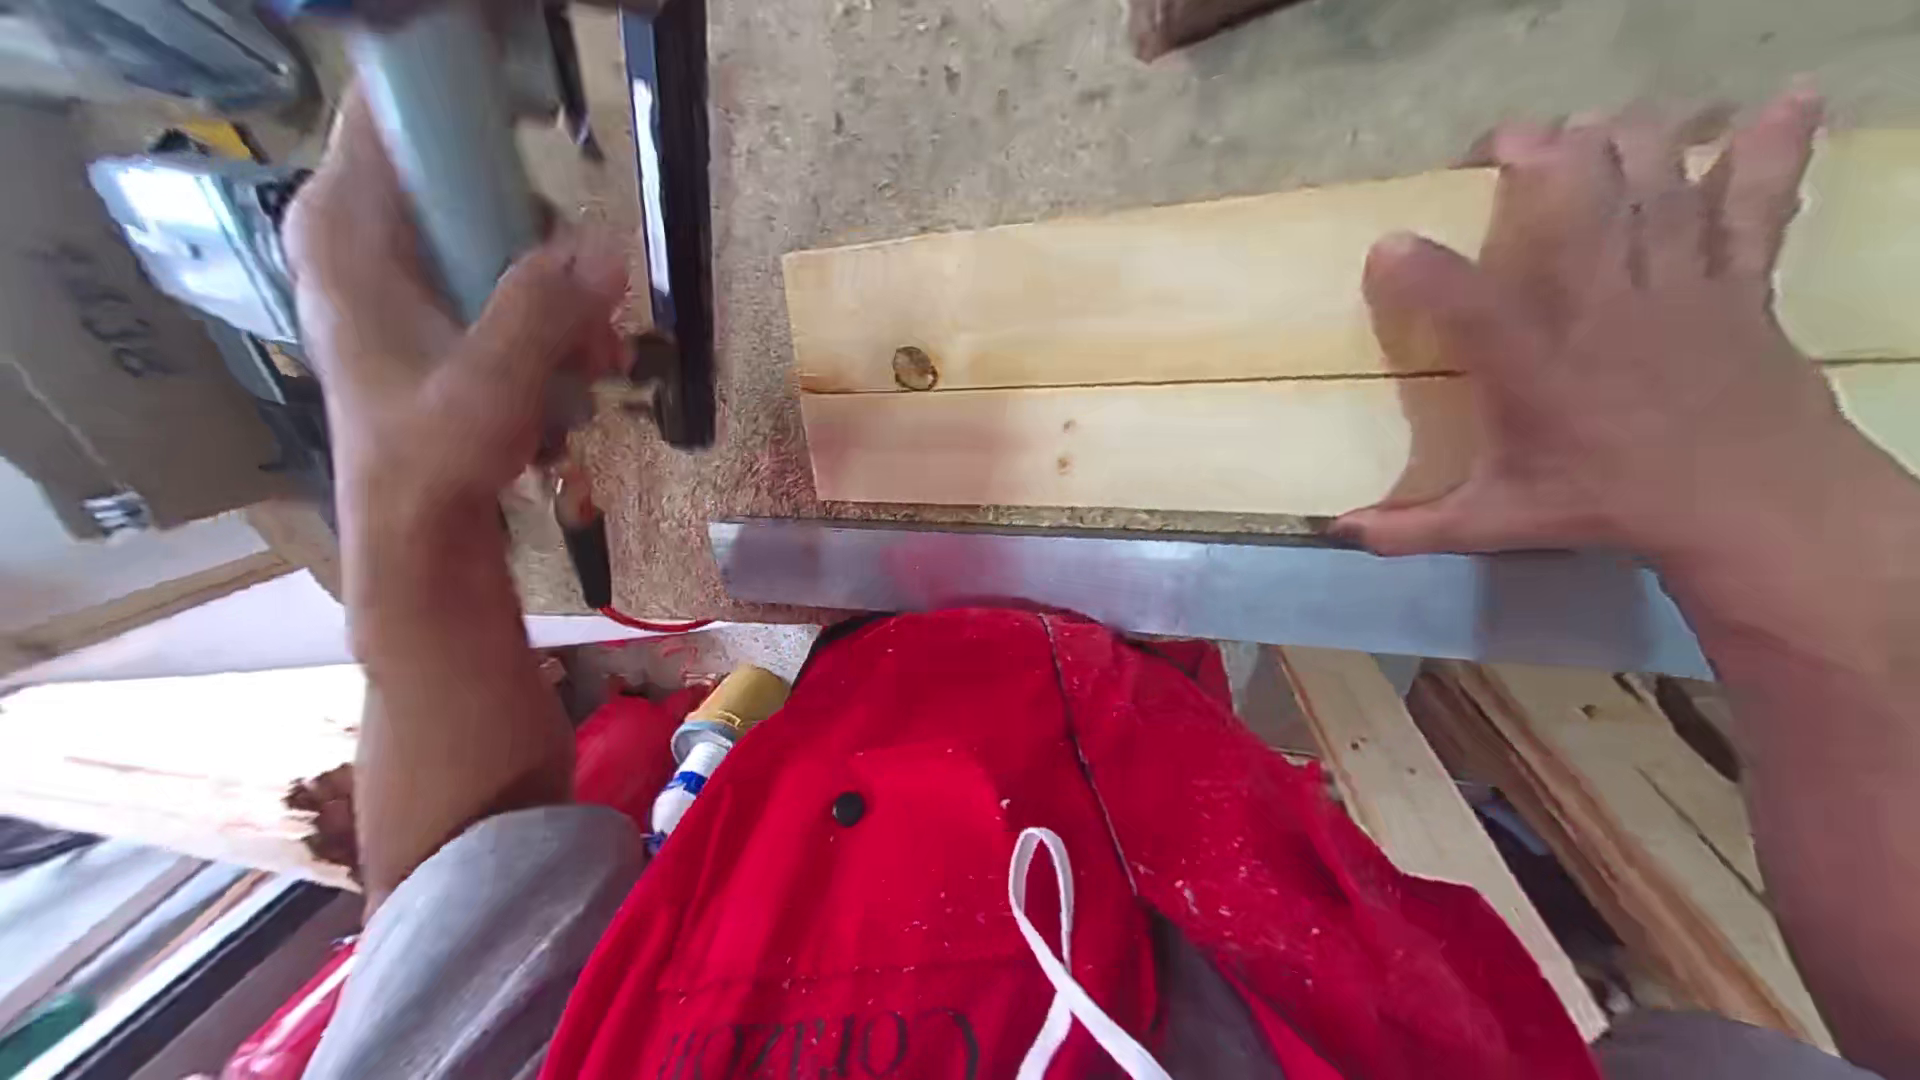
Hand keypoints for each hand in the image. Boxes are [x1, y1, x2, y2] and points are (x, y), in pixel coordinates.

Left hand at [283, 95, 627, 528]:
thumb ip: (546, 308)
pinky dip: (557, 333)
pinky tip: (585, 378)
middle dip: (551, 252)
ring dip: (568, 306)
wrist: (419, 531)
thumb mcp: (493, 378)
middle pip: (474, 196)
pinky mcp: (446, 330)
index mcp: (351, 237)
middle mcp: (375, 249)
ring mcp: (413, 291)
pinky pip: (513, 300)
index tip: (544, 146)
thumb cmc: (431, 455)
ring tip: (601, 365)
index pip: (393, 121)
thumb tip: (609, 249)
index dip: (467, 117)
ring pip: (507, 255)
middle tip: (595, 309)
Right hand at [1335, 86, 1885, 568]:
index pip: (1471, 307)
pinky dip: (1767, 149)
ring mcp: (1678, 290)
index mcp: (1536, 371)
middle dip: (1543, 160)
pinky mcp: (1737, 285)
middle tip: (1506, 140)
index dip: (1423, 272)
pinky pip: (1756, 203)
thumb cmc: (1604, 506)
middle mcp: (1604, 314)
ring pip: (1655, 190)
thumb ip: (1409, 528)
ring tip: (1593, 120)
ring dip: (1625, 144)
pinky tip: (1773, 102)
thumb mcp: (1492, 523)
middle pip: (1578, 211)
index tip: (1387, 244)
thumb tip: (1333, 532)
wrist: (1752, 504)